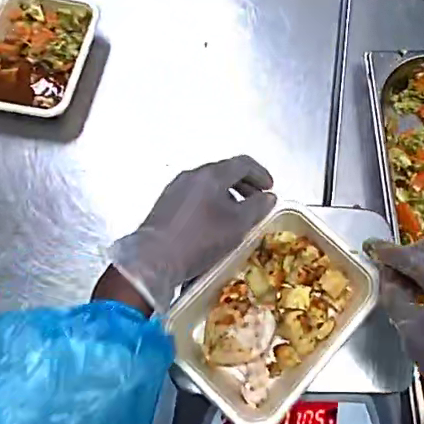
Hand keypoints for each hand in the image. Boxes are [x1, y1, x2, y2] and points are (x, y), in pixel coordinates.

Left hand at [108, 156, 275, 310]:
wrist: (153, 260)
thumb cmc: (199, 239)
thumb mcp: (237, 225)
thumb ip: (257, 207)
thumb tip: (267, 197)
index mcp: (210, 175)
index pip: (242, 163)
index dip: (261, 174)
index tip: (270, 188)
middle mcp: (191, 176)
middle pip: (223, 172)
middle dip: (244, 185)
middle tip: (257, 201)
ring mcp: (174, 190)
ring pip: (208, 186)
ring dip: (227, 196)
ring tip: (237, 216)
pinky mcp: (164, 207)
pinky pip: (194, 198)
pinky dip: (211, 204)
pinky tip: (213, 226)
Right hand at [368, 239, 423, 423]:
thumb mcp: (411, 331)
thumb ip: (395, 298)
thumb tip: (387, 279)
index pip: (412, 257)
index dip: (388, 252)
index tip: (370, 247)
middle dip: (408, 253)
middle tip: (387, 267)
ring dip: (422, 265)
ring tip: (402, 283)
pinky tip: (422, 294)